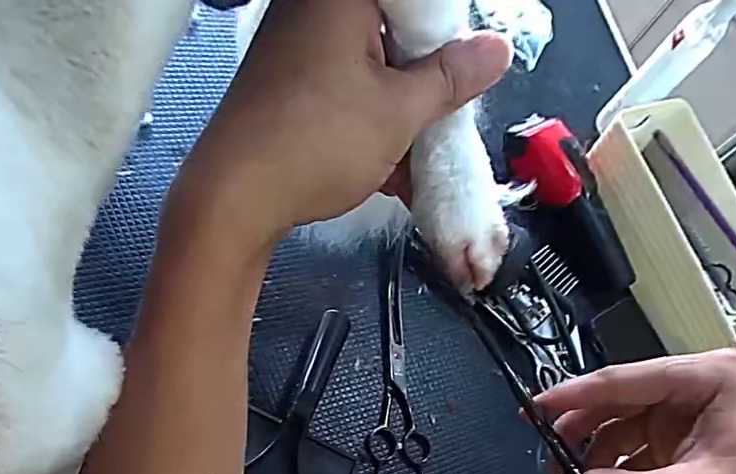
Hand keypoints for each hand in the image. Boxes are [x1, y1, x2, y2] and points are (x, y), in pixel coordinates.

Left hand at [177, 0, 509, 242]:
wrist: (242, 193)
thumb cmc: (312, 143)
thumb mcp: (399, 113)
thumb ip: (450, 79)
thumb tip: (493, 50)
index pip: (417, 4)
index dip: (447, 36)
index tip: (463, 73)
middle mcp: (317, 8)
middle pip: (396, 35)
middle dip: (425, 85)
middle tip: (442, 122)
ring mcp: (302, 46)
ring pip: (375, 71)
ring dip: (403, 116)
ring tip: (416, 158)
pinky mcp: (295, 84)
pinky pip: (350, 95)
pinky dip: (375, 127)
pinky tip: (390, 167)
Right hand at [534, 350, 735, 473]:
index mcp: (706, 377)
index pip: (625, 380)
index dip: (574, 396)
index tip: (533, 409)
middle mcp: (697, 385)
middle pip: (622, 401)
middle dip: (584, 432)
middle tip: (549, 462)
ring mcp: (693, 412)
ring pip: (628, 426)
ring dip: (598, 457)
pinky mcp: (691, 437)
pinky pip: (643, 447)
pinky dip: (620, 469)